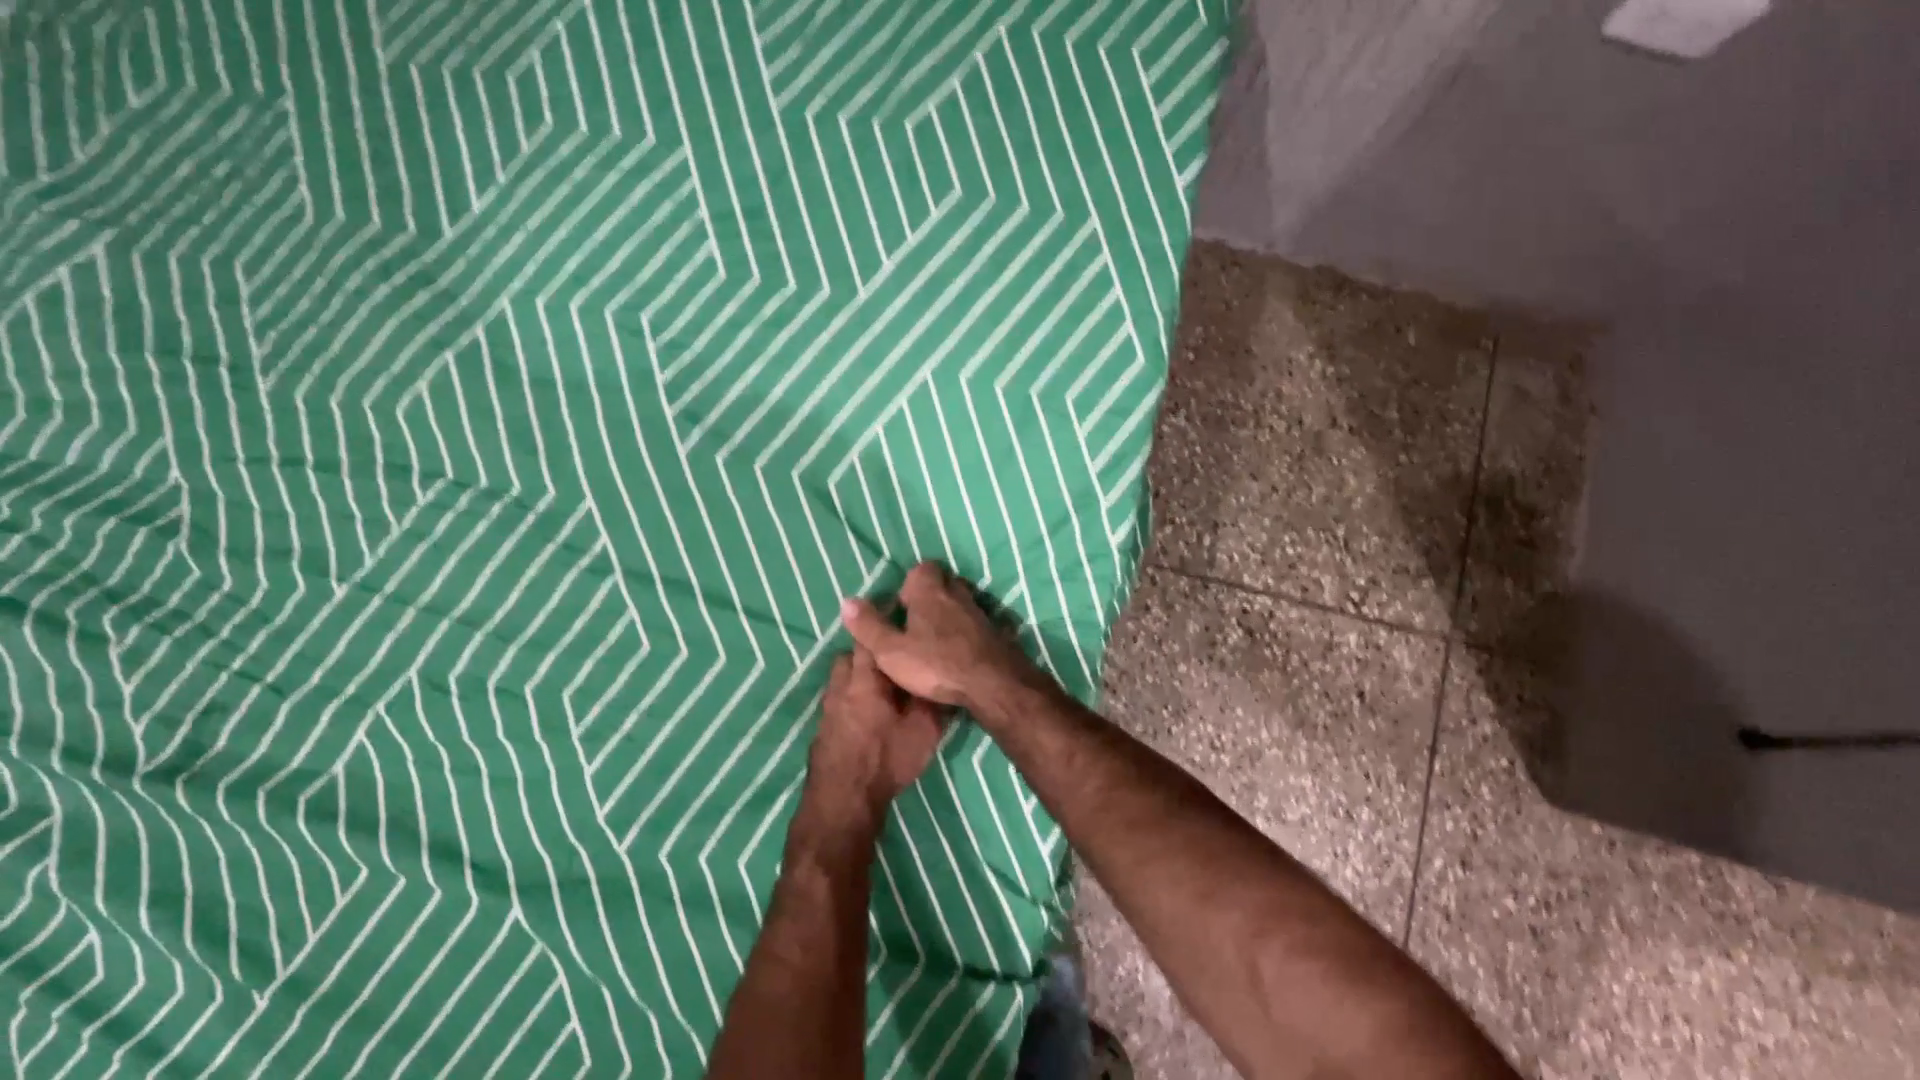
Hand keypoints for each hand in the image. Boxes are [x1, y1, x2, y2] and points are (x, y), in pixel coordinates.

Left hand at [807, 645, 945, 824]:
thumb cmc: (886, 758)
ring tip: (884, 693)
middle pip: (852, 657)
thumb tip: (940, 677)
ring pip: (843, 679)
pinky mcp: (823, 728)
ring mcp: (828, 707)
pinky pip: (838, 702)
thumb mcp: (924, 730)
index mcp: (865, 678)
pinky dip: (852, 701)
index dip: (885, 630)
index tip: (902, 629)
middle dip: (871, 655)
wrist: (844, 798)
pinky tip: (869, 718)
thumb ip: (932, 700)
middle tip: (896, 666)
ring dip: (860, 679)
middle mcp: (841, 686)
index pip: (869, 638)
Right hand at [839, 562, 1042, 710]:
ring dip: (951, 614)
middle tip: (916, 620)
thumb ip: (869, 626)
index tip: (900, 605)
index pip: (922, 569)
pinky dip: (968, 633)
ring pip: (963, 603)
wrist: (993, 683)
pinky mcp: (997, 633)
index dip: (910, 583)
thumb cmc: (936, 664)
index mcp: (930, 593)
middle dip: (931, 596)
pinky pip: (978, 625)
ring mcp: (981, 614)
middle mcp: (958, 595)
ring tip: (936, 638)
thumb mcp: (891, 651)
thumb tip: (847, 601)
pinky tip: (961, 652)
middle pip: (944, 583)